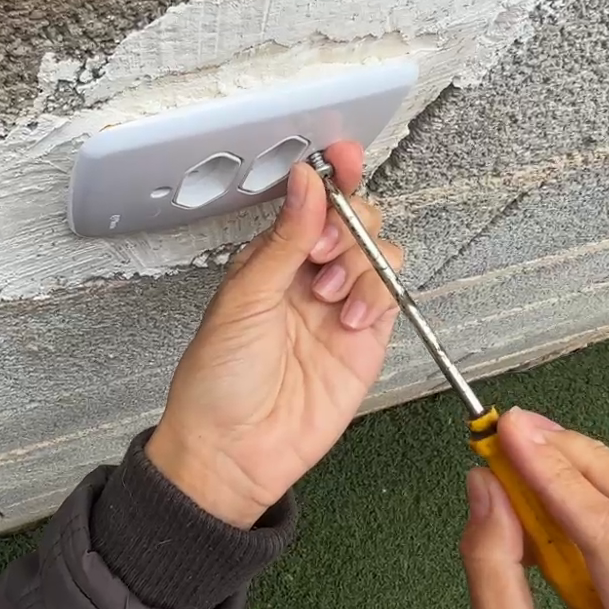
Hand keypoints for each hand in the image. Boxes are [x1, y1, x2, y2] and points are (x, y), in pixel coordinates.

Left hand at [145, 141, 403, 527]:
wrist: (234, 451)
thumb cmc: (218, 380)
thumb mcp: (243, 300)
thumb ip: (283, 241)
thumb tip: (306, 182)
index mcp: (268, 260)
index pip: (309, 203)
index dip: (329, 176)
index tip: (340, 157)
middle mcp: (305, 276)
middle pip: (352, 221)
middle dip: (346, 225)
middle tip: (319, 254)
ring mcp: (338, 306)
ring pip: (378, 253)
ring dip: (360, 263)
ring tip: (329, 297)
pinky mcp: (365, 338)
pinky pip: (390, 295)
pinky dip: (379, 295)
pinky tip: (350, 320)